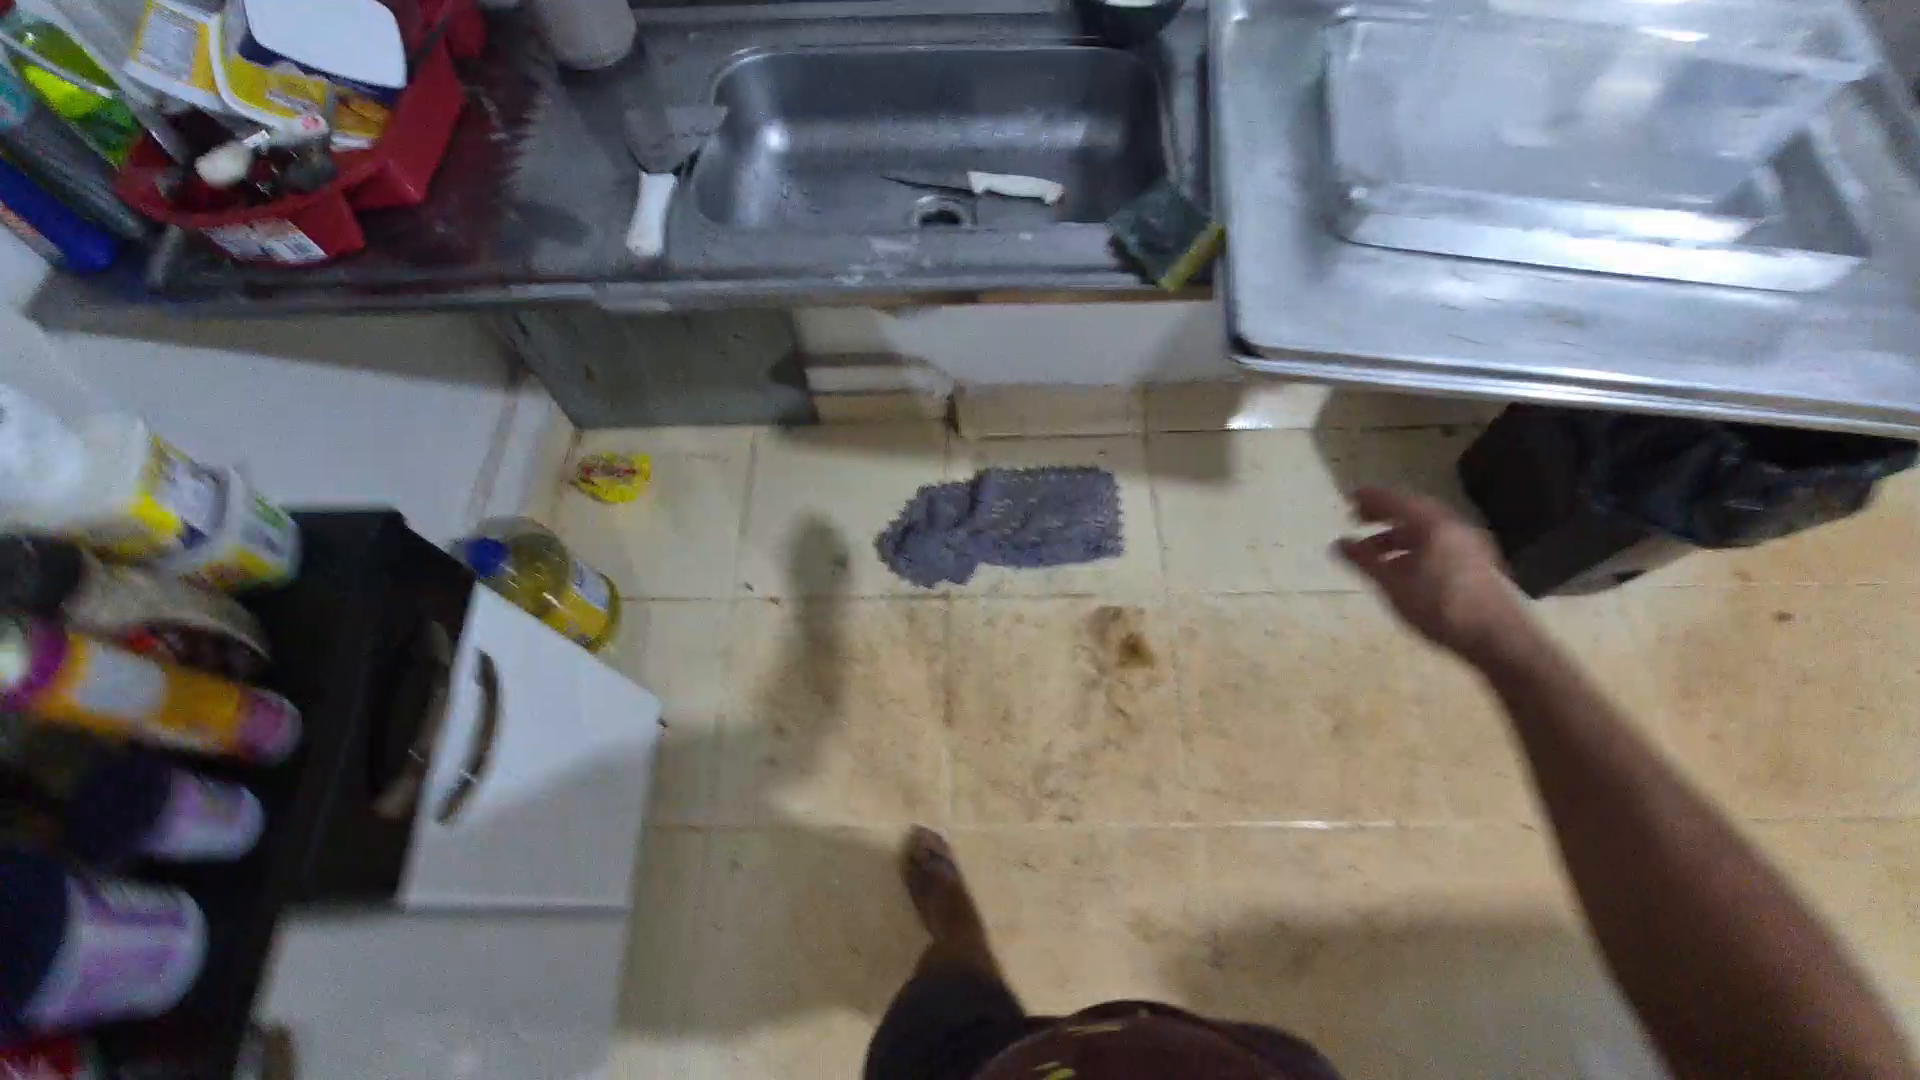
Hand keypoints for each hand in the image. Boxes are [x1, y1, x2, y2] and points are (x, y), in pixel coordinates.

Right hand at [1336, 487, 1528, 663]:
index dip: (1370, 499)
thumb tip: (1338, 543)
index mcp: (1433, 526)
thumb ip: (1365, 561)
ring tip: (1375, 550)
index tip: (1349, 499)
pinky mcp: (1477, 561)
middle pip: (1413, 511)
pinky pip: (1439, 542)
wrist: (1499, 639)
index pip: (1396, 502)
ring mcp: (1469, 544)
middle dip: (1384, 514)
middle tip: (1359, 519)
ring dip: (1398, 533)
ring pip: (1427, 529)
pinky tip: (1403, 566)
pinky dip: (1415, 545)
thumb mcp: (1394, 586)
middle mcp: (1454, 527)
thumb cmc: (1441, 609)